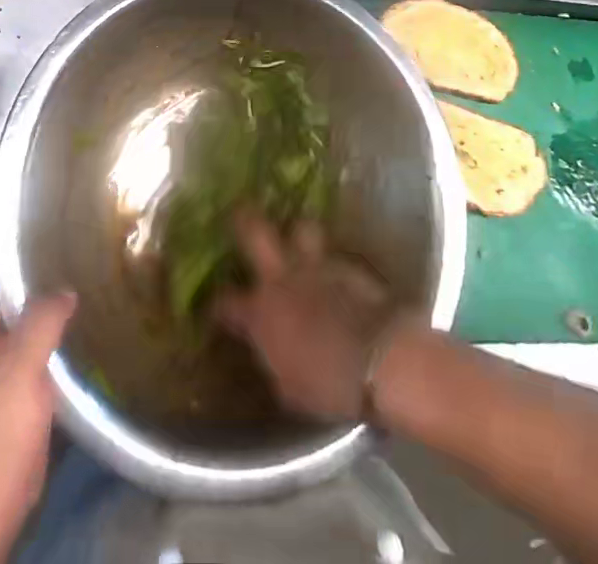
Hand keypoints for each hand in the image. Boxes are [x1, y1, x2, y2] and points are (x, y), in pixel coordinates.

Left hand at [0, 234, 75, 563]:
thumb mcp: (18, 368)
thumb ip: (41, 320)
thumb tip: (66, 289)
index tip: (23, 209)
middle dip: (23, 260)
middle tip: (65, 231)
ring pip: (17, 312)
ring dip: (40, 291)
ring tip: (78, 261)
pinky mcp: (14, 380)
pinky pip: (32, 337)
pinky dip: (52, 320)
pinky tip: (81, 310)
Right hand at [213, 214, 398, 422]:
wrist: (380, 360)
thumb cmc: (328, 385)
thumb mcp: (289, 387)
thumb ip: (276, 361)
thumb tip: (275, 354)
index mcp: (260, 314)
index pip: (226, 303)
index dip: (218, 304)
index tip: (217, 307)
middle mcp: (283, 280)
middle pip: (256, 234)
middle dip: (244, 220)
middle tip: (239, 211)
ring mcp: (318, 267)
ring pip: (302, 229)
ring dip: (299, 232)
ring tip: (300, 236)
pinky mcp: (351, 266)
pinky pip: (336, 255)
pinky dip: (334, 262)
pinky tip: (338, 272)